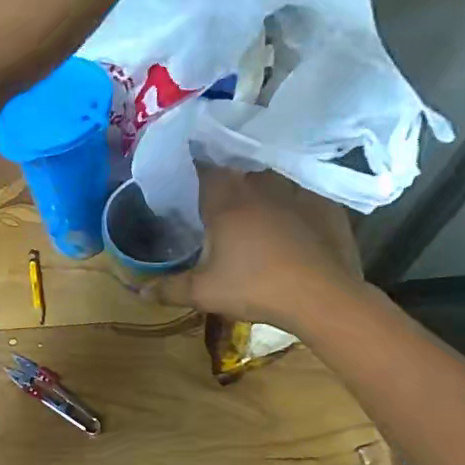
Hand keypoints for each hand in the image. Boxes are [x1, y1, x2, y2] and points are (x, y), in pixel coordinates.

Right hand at [150, 167, 367, 331]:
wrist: (322, 297)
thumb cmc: (255, 288)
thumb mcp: (203, 293)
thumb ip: (169, 289)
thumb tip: (139, 292)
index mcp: (225, 201)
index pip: (203, 168)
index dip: (193, 167)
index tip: (186, 173)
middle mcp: (259, 187)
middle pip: (238, 169)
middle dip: (226, 177)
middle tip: (216, 192)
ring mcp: (296, 192)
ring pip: (271, 177)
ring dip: (260, 185)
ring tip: (252, 201)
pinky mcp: (325, 205)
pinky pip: (302, 193)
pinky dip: (292, 200)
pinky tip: (291, 218)